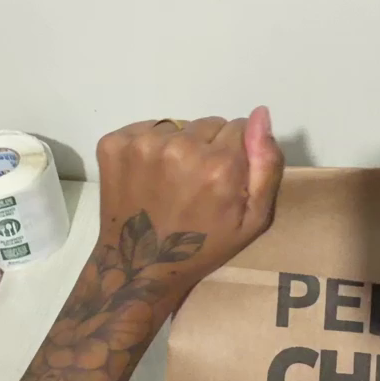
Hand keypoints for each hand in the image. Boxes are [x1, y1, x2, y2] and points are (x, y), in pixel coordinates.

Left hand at [95, 107, 284, 288]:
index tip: (224, 177)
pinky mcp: (113, 143)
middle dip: (208, 147)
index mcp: (219, 165)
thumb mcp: (253, 219)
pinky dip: (150, 146)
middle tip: (197, 183)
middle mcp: (180, 147)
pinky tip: (148, 176)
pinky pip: (146, 128)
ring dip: (179, 146)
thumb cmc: (203, 246)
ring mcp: (141, 144)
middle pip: (208, 124)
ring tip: (171, 182)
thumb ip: (266, 164)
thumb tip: (260, 113)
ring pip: (178, 126)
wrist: (137, 267)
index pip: (240, 126)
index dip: (236, 152)